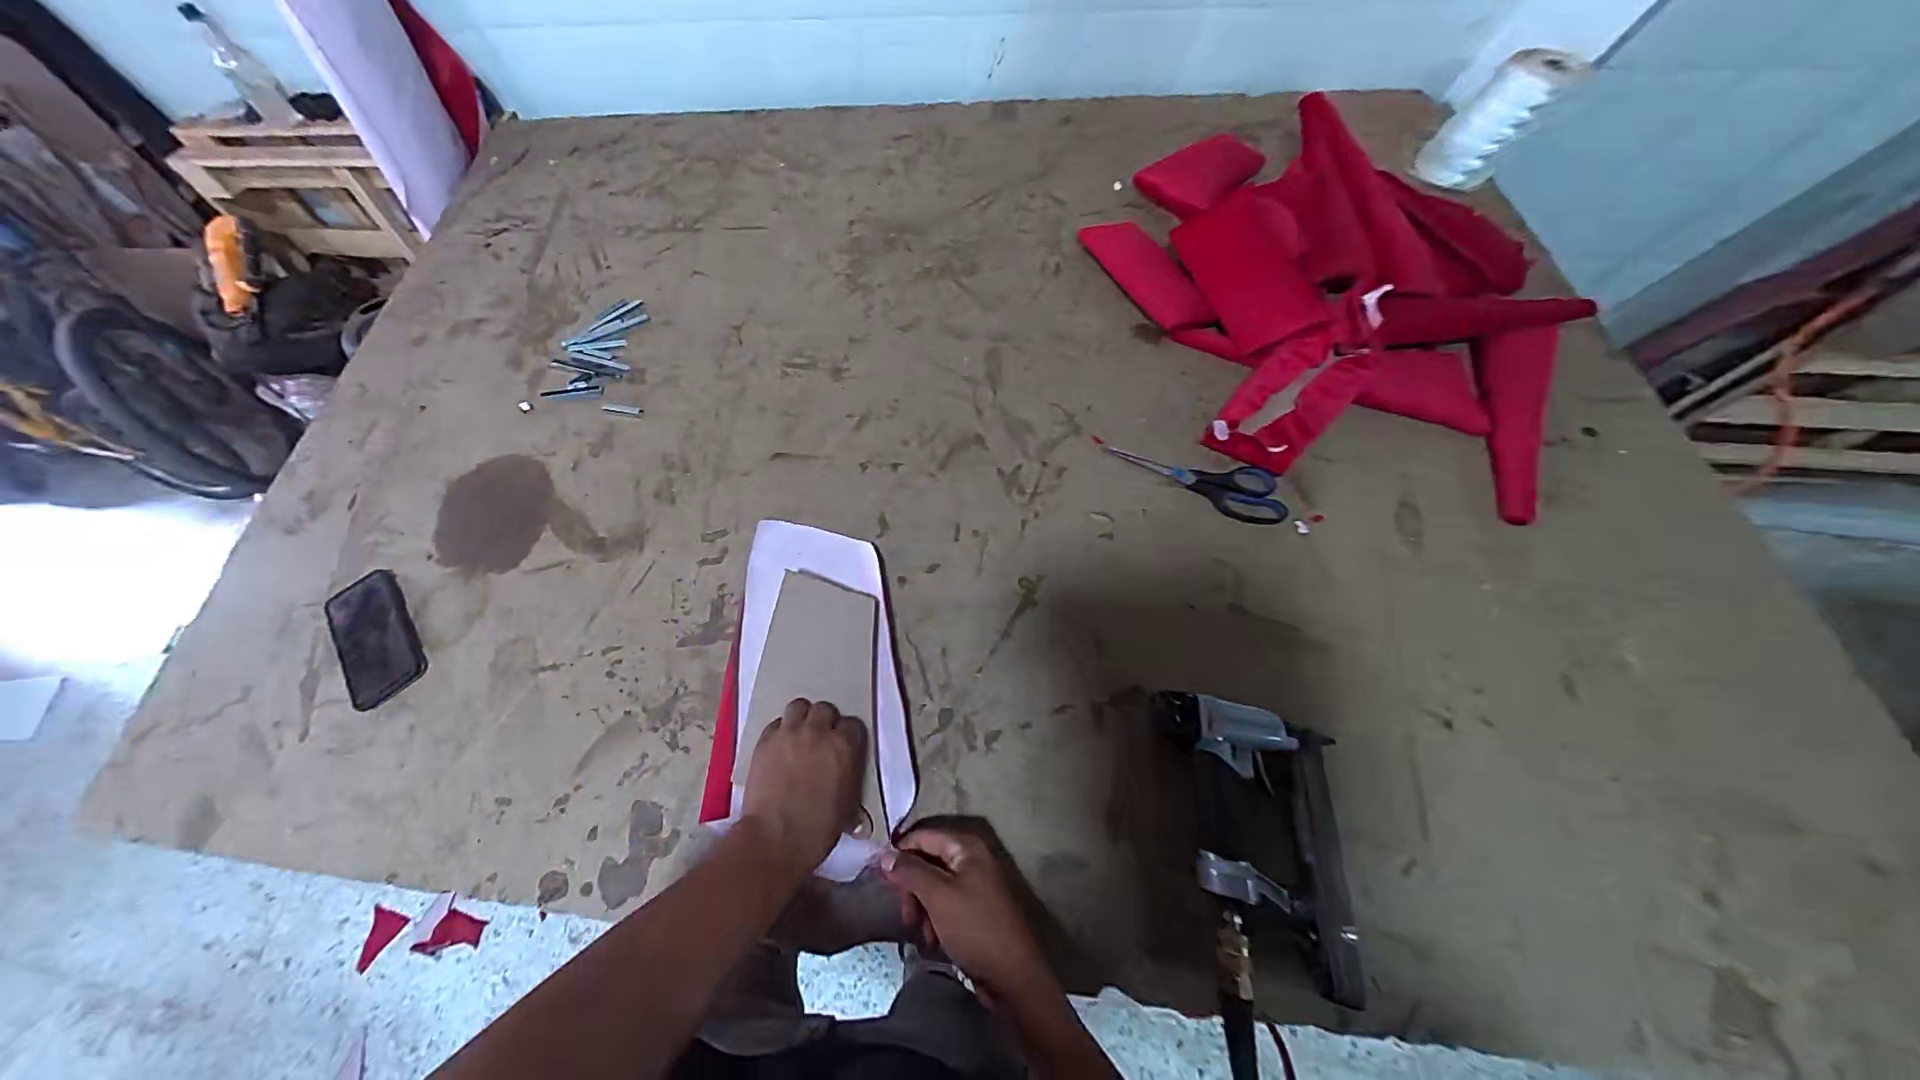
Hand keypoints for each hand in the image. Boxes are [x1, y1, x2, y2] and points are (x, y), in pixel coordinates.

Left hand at [741, 698, 866, 876]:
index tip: (844, 748)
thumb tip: (850, 783)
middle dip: (825, 721)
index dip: (848, 736)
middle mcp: (818, 732)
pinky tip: (780, 748)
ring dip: (802, 718)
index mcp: (844, 746)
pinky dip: (780, 731)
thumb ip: (850, 778)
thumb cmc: (819, 827)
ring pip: (798, 706)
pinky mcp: (765, 742)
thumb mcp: (850, 802)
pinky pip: (775, 724)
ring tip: (799, 735)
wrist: (776, 838)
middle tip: (821, 739)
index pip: (852, 724)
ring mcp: (789, 734)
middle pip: (825, 709)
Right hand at [882, 827, 1054, 1003]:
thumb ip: (910, 872)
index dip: (900, 852)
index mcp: (967, 847)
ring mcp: (976, 883)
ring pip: (934, 884)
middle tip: (906, 913)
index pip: (923, 836)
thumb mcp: (938, 896)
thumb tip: (885, 855)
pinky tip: (933, 939)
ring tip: (921, 931)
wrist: (1013, 975)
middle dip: (911, 886)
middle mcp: (972, 858)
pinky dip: (935, 917)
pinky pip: (946, 902)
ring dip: (922, 906)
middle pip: (927, 860)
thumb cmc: (975, 928)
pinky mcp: (976, 908)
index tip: (881, 877)